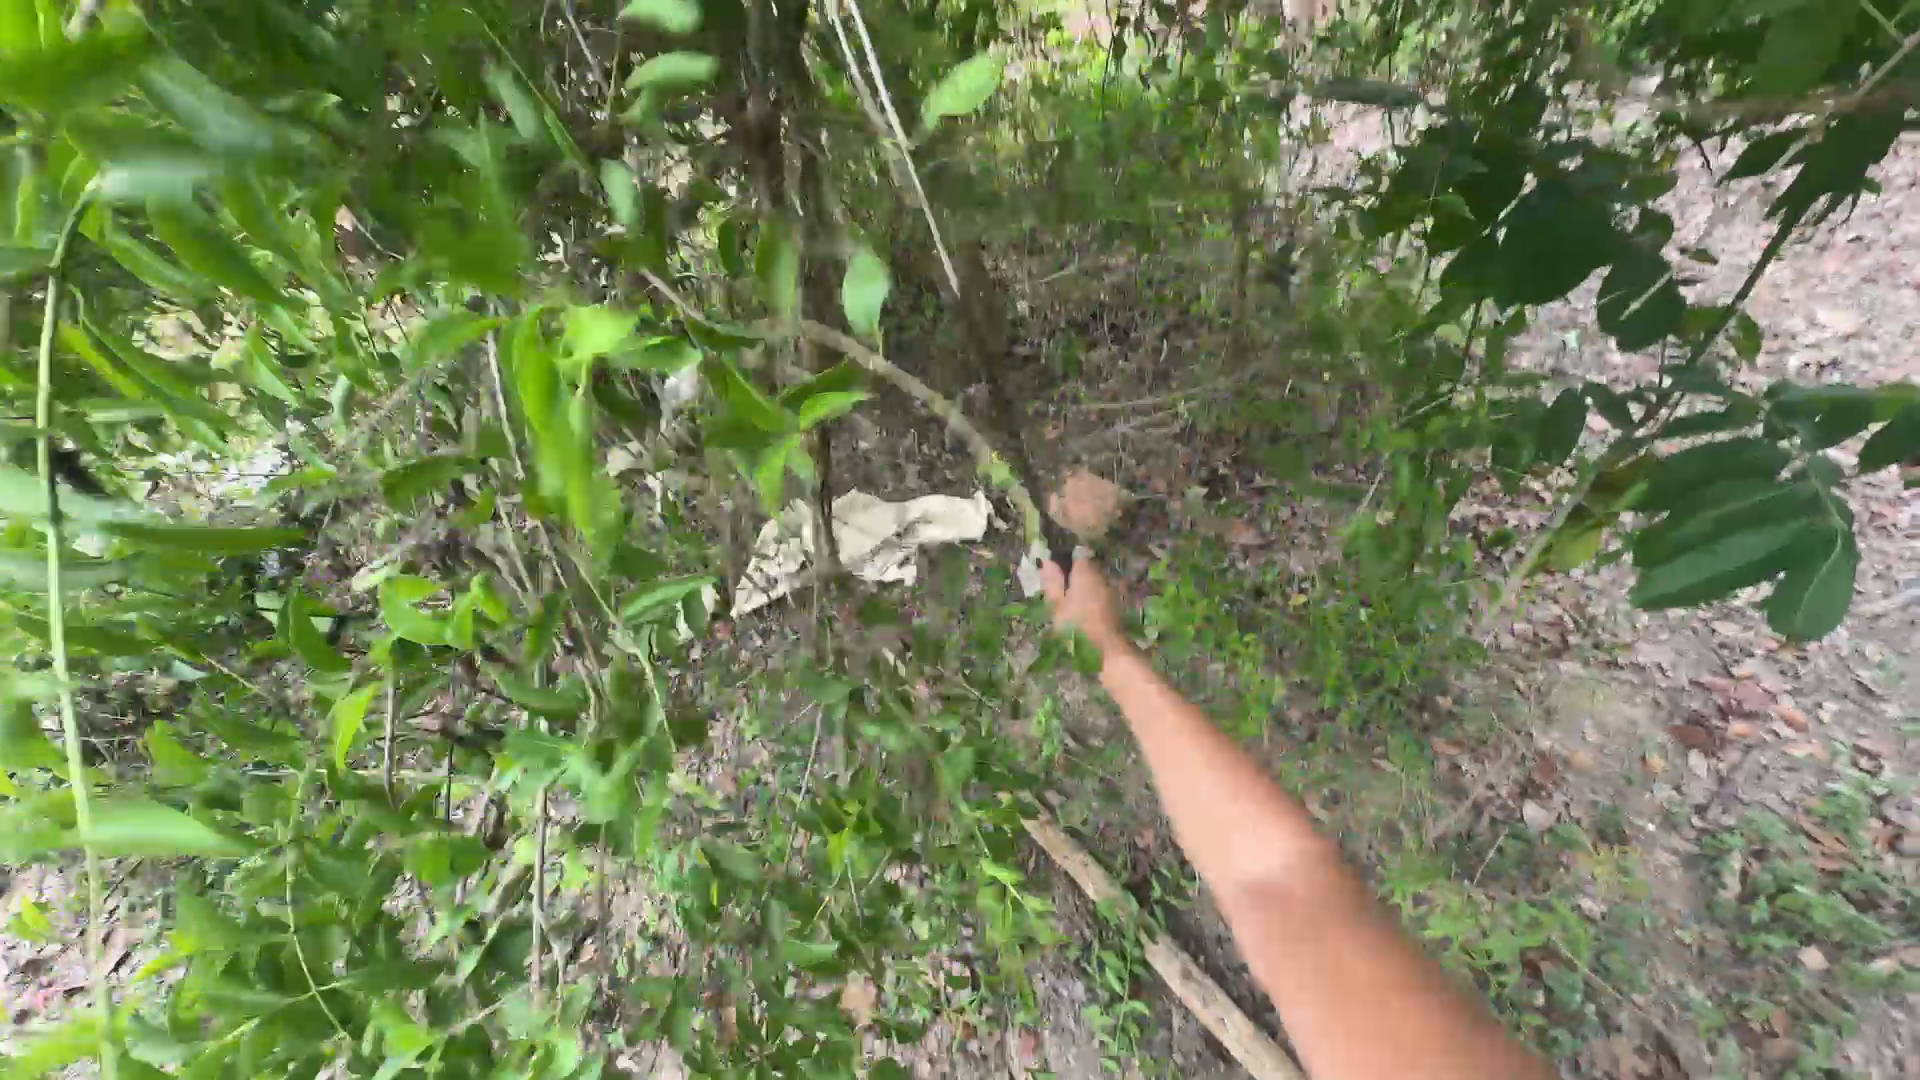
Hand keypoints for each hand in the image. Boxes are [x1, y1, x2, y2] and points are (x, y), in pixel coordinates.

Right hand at [1040, 549, 1127, 654]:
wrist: (1108, 649)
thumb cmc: (1077, 627)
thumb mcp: (1057, 605)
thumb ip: (1053, 582)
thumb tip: (1047, 561)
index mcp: (1085, 572)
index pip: (1077, 554)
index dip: (1066, 561)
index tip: (1055, 573)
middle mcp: (1101, 575)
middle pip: (1087, 566)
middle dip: (1075, 574)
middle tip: (1061, 591)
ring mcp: (1112, 588)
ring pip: (1095, 580)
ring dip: (1085, 586)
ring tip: (1072, 603)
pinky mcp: (1118, 602)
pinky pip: (1102, 592)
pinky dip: (1094, 597)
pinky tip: (1086, 611)